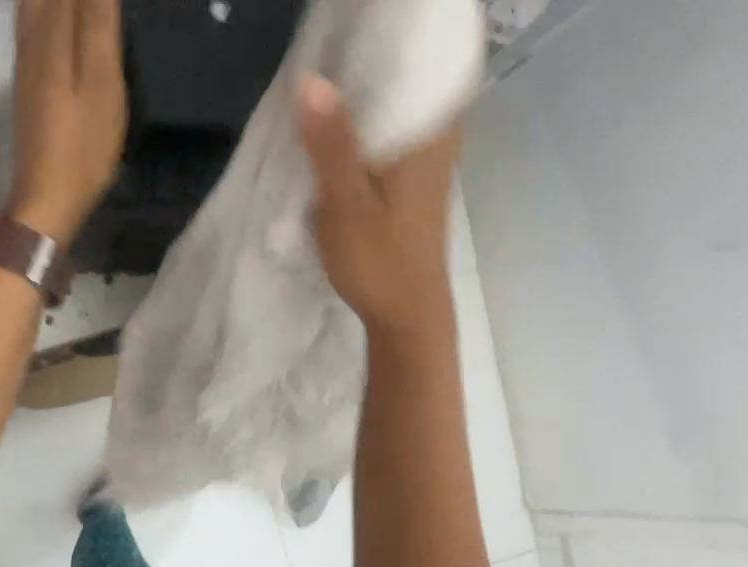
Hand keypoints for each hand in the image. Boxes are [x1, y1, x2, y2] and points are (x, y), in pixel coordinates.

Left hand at [8, 0, 126, 242]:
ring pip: (34, 8)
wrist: (46, 202)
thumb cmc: (82, 147)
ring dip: (55, 3)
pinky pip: (32, 28)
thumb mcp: (100, 82)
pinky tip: (57, 15)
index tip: (109, 0)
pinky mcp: (26, 86)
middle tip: (99, 5)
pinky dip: (45, 12)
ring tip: (82, 7)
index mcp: (53, 36)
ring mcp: (25, 66)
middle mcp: (32, 42)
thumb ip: (96, 22)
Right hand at [298, 76, 460, 339]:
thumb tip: (310, 82)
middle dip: (353, 98)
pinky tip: (334, 160)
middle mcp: (438, 141)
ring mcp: (430, 166)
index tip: (323, 76)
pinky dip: (362, 148)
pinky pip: (387, 149)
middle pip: (394, 98)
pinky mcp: (416, 189)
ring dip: (354, 125)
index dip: (360, 71)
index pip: (400, 73)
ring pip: (389, 125)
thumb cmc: (378, 260)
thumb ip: (329, 142)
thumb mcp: (344, 201)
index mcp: (428, 134)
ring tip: (314, 125)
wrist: (406, 315)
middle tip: (309, 101)